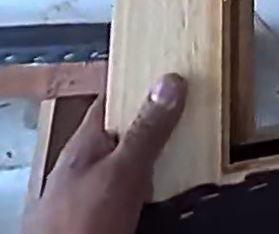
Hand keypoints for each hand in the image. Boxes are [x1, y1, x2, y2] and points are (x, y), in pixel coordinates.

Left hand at [23, 74, 186, 233]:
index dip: (143, 77)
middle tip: (200, 96)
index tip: (176, 61)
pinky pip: (143, 180)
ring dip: (165, 144)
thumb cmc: (78, 227)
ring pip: (138, 154)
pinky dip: (162, 172)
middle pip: (130, 125)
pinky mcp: (109, 212)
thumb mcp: (120, 173)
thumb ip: (146, 130)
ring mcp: (97, 189)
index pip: (114, 95)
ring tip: (199, 130)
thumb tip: (171, 79)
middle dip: (162, 112)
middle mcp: (89, 163)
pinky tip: (181, 173)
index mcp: (84, 145)